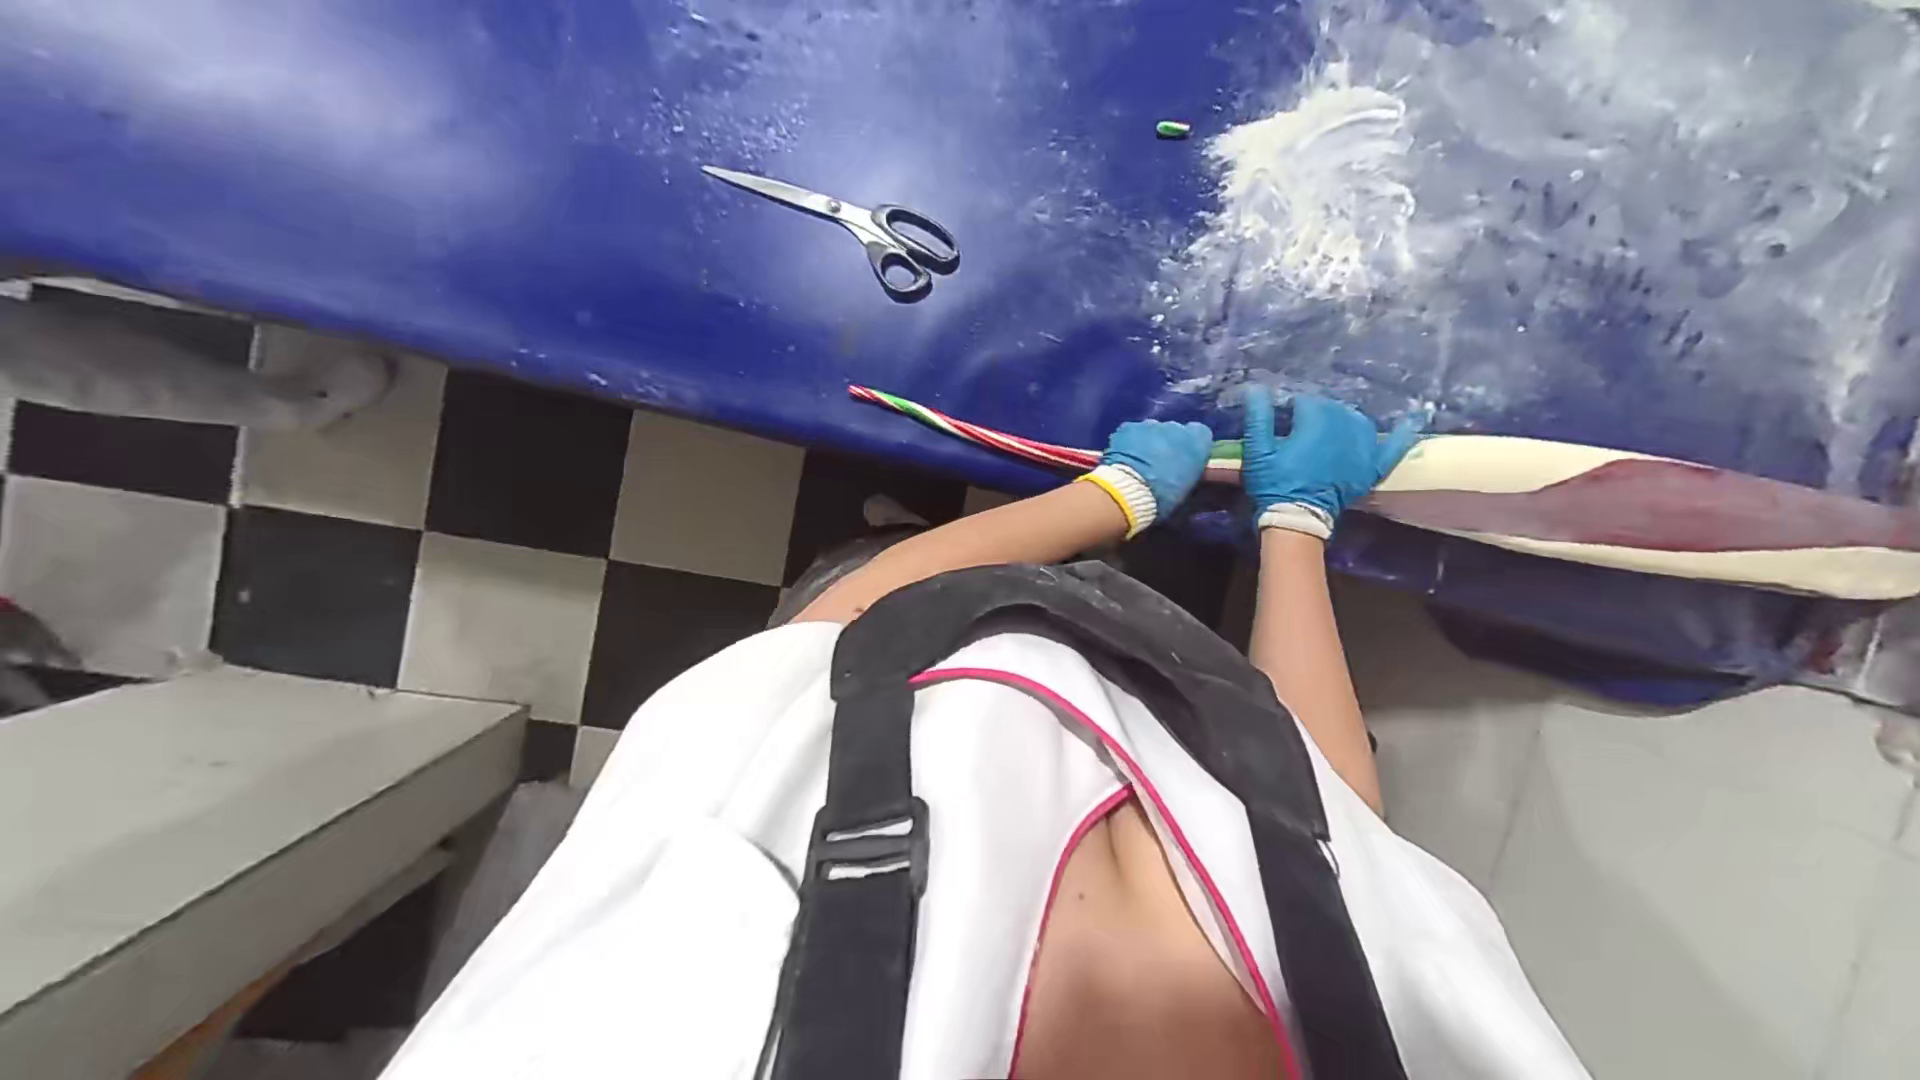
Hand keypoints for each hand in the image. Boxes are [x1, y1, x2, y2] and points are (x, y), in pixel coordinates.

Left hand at [1086, 419, 1214, 534]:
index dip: (1190, 446)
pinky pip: (1130, 432)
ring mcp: (1150, 425)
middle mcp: (1176, 426)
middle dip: (1167, 443)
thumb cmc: (1165, 496)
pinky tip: (1121, 456)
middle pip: (1173, 430)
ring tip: (1137, 461)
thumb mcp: (1187, 488)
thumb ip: (1188, 472)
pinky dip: (1127, 442)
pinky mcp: (1127, 427)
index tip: (1183, 459)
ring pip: (1151, 430)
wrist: (1131, 492)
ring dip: (1147, 442)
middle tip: (1157, 463)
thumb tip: (1184, 472)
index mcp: (1198, 441)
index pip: (1200, 434)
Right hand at [1242, 386, 1421, 533]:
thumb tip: (1256, 388)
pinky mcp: (1371, 468)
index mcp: (1317, 423)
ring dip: (1343, 419)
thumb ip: (1258, 418)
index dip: (1293, 407)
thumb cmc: (1273, 483)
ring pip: (1358, 422)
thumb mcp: (1258, 450)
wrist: (1295, 518)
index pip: (1308, 402)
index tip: (1283, 416)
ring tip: (1328, 425)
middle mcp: (1345, 430)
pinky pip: (1393, 447)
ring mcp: (1363, 450)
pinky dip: (1404, 433)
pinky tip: (1412, 419)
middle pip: (1333, 410)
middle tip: (1299, 425)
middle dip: (1316, 412)